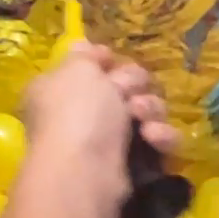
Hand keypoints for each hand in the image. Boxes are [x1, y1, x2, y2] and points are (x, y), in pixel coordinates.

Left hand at [19, 43, 178, 217]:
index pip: (88, 67)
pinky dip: (160, 136)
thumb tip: (86, 47)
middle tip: (128, 92)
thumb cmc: (76, 111)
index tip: (112, 60)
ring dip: (150, 108)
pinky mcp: (132, 164)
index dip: (105, 61)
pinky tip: (152, 137)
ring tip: (141, 117)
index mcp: (58, 90)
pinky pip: (157, 141)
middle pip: (124, 86)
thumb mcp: (76, 69)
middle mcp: (79, 114)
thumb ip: (84, 54)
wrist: (86, 170)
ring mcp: (106, 141)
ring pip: (146, 111)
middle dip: (133, 83)